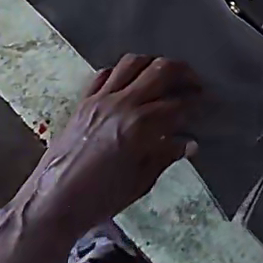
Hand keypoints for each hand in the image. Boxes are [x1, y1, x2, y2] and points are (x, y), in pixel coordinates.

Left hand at [19, 55, 198, 239]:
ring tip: (165, 77)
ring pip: (133, 62)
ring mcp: (101, 98)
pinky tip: (131, 84)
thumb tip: (189, 142)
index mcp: (141, 126)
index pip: (179, 105)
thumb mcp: (141, 182)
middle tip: (195, 83)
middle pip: (161, 69)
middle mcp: (122, 104)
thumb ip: (165, 156)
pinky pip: (107, 73)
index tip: (209, 103)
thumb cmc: (101, 199)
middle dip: (184, 72)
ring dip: (154, 64)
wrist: (54, 201)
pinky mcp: (84, 100)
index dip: (198, 102)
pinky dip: (124, 72)